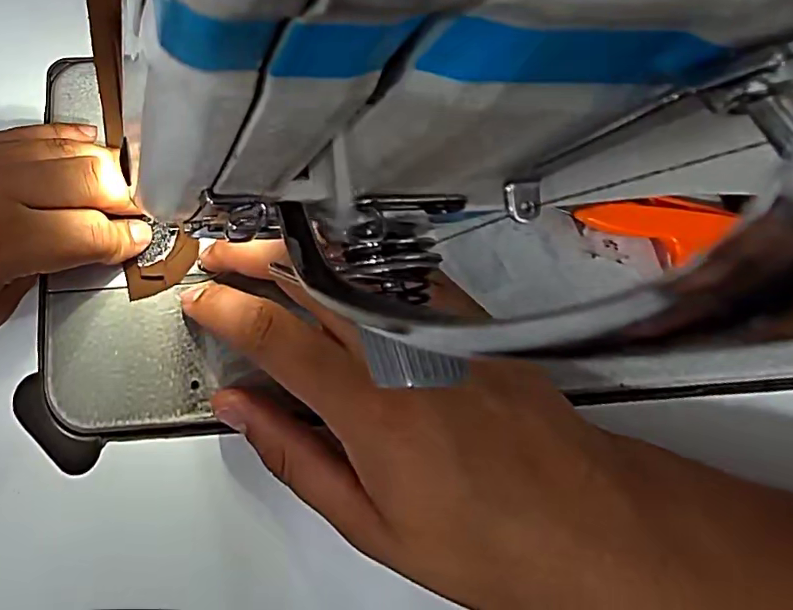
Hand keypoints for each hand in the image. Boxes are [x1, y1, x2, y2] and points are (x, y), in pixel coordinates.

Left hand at [0, 124, 150, 419]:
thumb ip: (38, 270)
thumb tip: (76, 245)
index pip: (89, 229)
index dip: (124, 237)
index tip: (140, 239)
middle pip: (87, 175)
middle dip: (122, 196)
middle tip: (134, 212)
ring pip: (61, 145)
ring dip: (97, 163)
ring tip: (114, 182)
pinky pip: (23, 134)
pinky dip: (58, 141)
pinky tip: (77, 148)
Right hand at [182, 240, 691, 609]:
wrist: (592, 525)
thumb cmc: (493, 540)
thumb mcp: (372, 524)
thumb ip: (295, 456)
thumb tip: (241, 412)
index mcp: (368, 406)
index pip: (273, 335)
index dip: (225, 310)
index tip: (200, 304)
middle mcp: (397, 352)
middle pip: (304, 280)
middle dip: (249, 259)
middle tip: (218, 259)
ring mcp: (432, 327)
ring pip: (343, 266)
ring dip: (292, 253)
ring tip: (259, 253)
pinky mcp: (462, 317)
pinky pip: (391, 271)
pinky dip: (347, 258)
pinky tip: (331, 260)